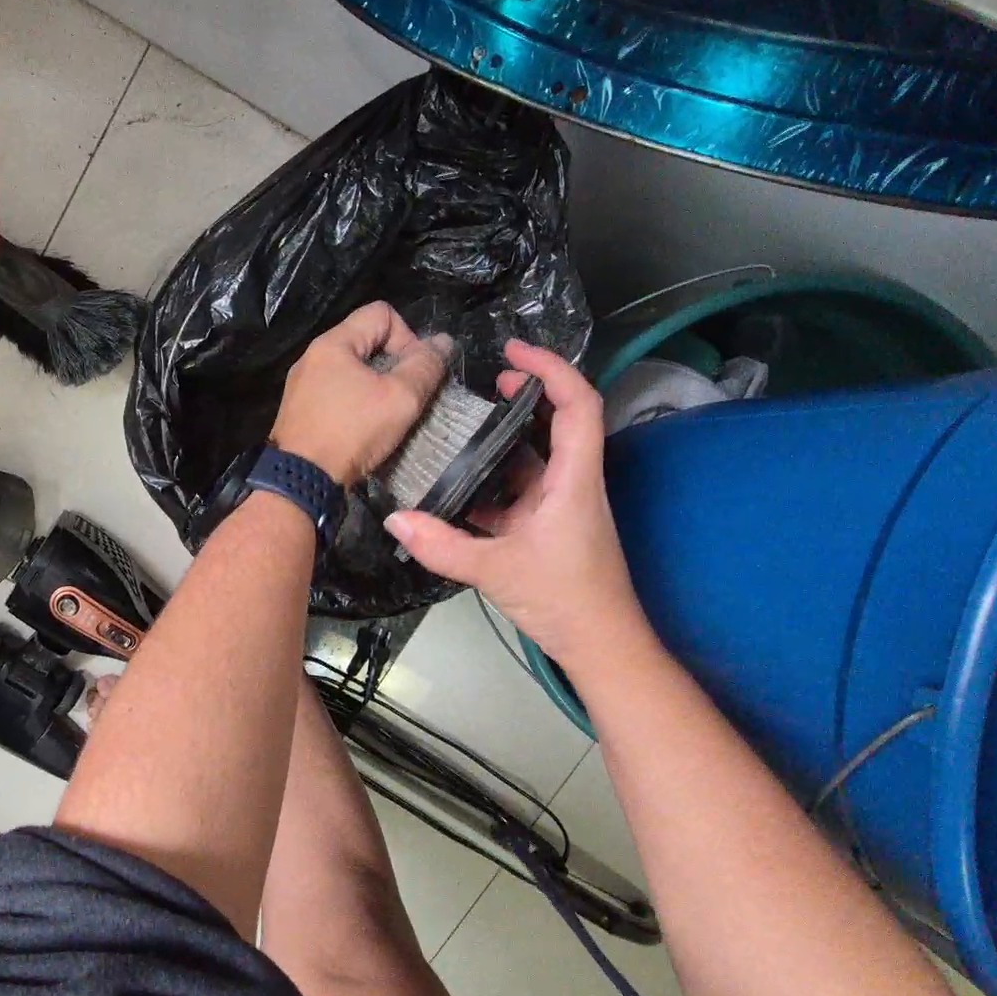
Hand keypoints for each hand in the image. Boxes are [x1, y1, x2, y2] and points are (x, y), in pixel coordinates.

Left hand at [271, 302, 450, 485]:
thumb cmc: (351, 434)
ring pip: (351, 369)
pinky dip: (355, 402)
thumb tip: (442, 342)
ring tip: (388, 413)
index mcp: (332, 344)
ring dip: (375, 385)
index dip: (408, 335)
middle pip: (365, 341)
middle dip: (393, 363)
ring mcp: (301, 384)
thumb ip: (425, 366)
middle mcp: (312, 357)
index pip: (381, 313)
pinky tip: (364, 426)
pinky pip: (335, 392)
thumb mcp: (400, 398)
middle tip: (406, 395)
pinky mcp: (299, 410)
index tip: (415, 370)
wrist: (300, 479)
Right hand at [382, 339, 654, 670]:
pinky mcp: (550, 526)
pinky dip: (495, 479)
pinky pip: (521, 489)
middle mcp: (573, 484)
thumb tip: (394, 520)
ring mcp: (562, 506)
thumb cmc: (563, 599)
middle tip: (489, 380)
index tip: (513, 352)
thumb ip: (441, 545)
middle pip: (561, 421)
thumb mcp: (495, 570)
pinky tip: (458, 486)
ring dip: (507, 438)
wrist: (602, 644)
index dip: (552, 369)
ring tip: (463, 427)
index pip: (577, 406)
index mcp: (573, 480)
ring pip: (537, 457)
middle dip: (529, 393)